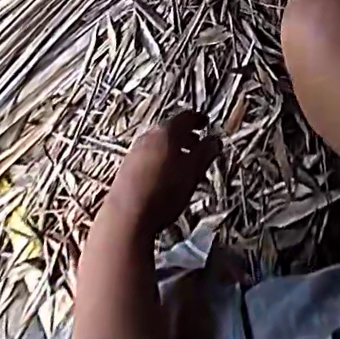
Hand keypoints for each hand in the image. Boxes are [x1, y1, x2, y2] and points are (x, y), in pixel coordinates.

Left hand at [100, 111, 221, 238]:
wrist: (125, 221)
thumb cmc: (164, 193)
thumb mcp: (193, 173)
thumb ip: (206, 153)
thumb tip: (215, 141)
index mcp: (167, 131)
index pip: (186, 117)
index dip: (198, 119)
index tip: (206, 123)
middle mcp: (148, 136)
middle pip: (170, 130)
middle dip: (185, 136)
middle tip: (197, 144)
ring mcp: (134, 153)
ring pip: (158, 144)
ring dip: (172, 149)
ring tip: (182, 164)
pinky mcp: (124, 170)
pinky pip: (147, 157)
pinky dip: (159, 159)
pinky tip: (163, 176)